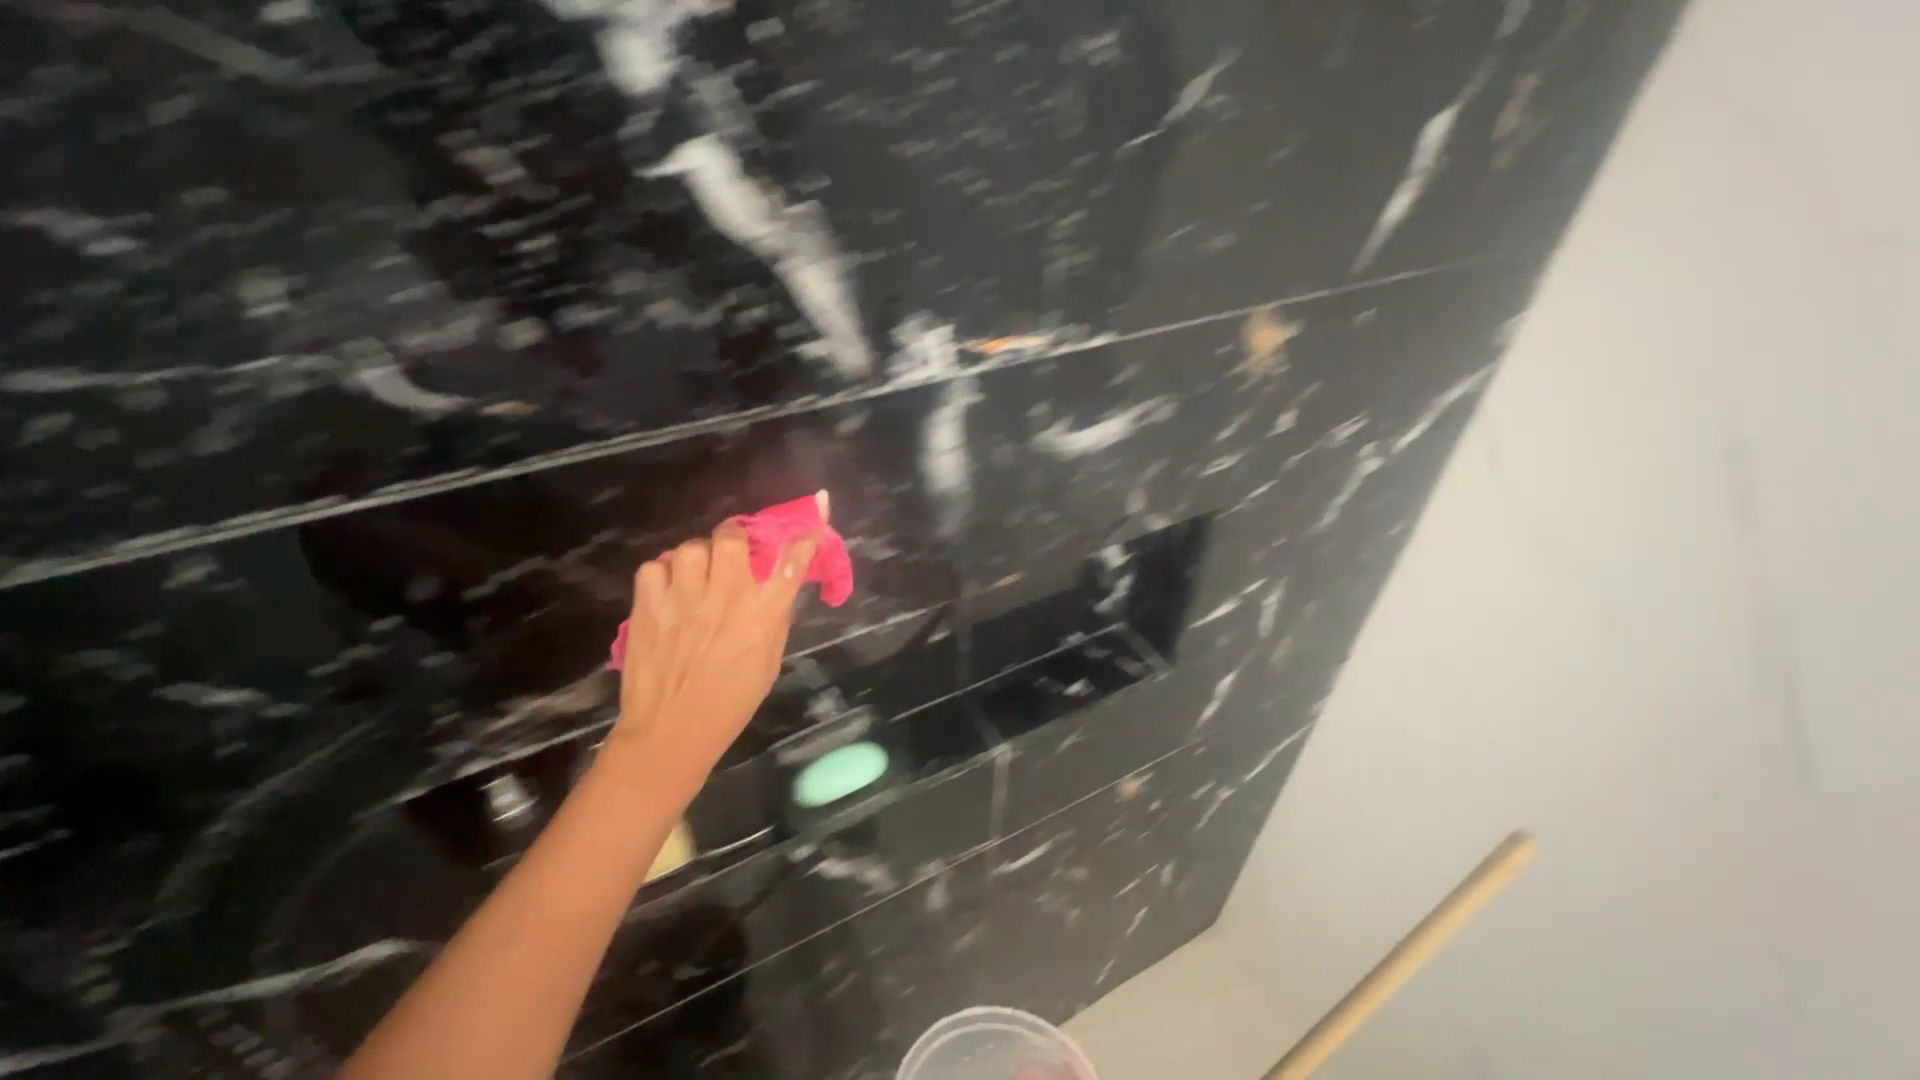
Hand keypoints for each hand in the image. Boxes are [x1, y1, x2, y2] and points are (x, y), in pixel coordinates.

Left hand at [610, 516, 821, 781]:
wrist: (672, 731)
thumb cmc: (730, 702)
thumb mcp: (768, 661)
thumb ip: (773, 618)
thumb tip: (776, 587)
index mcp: (763, 612)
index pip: (792, 559)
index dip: (806, 532)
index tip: (817, 508)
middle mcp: (726, 595)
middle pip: (732, 536)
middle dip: (733, 538)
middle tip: (730, 553)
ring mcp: (684, 597)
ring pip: (690, 547)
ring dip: (696, 557)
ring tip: (694, 576)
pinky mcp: (648, 604)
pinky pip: (654, 567)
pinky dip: (662, 575)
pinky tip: (667, 593)